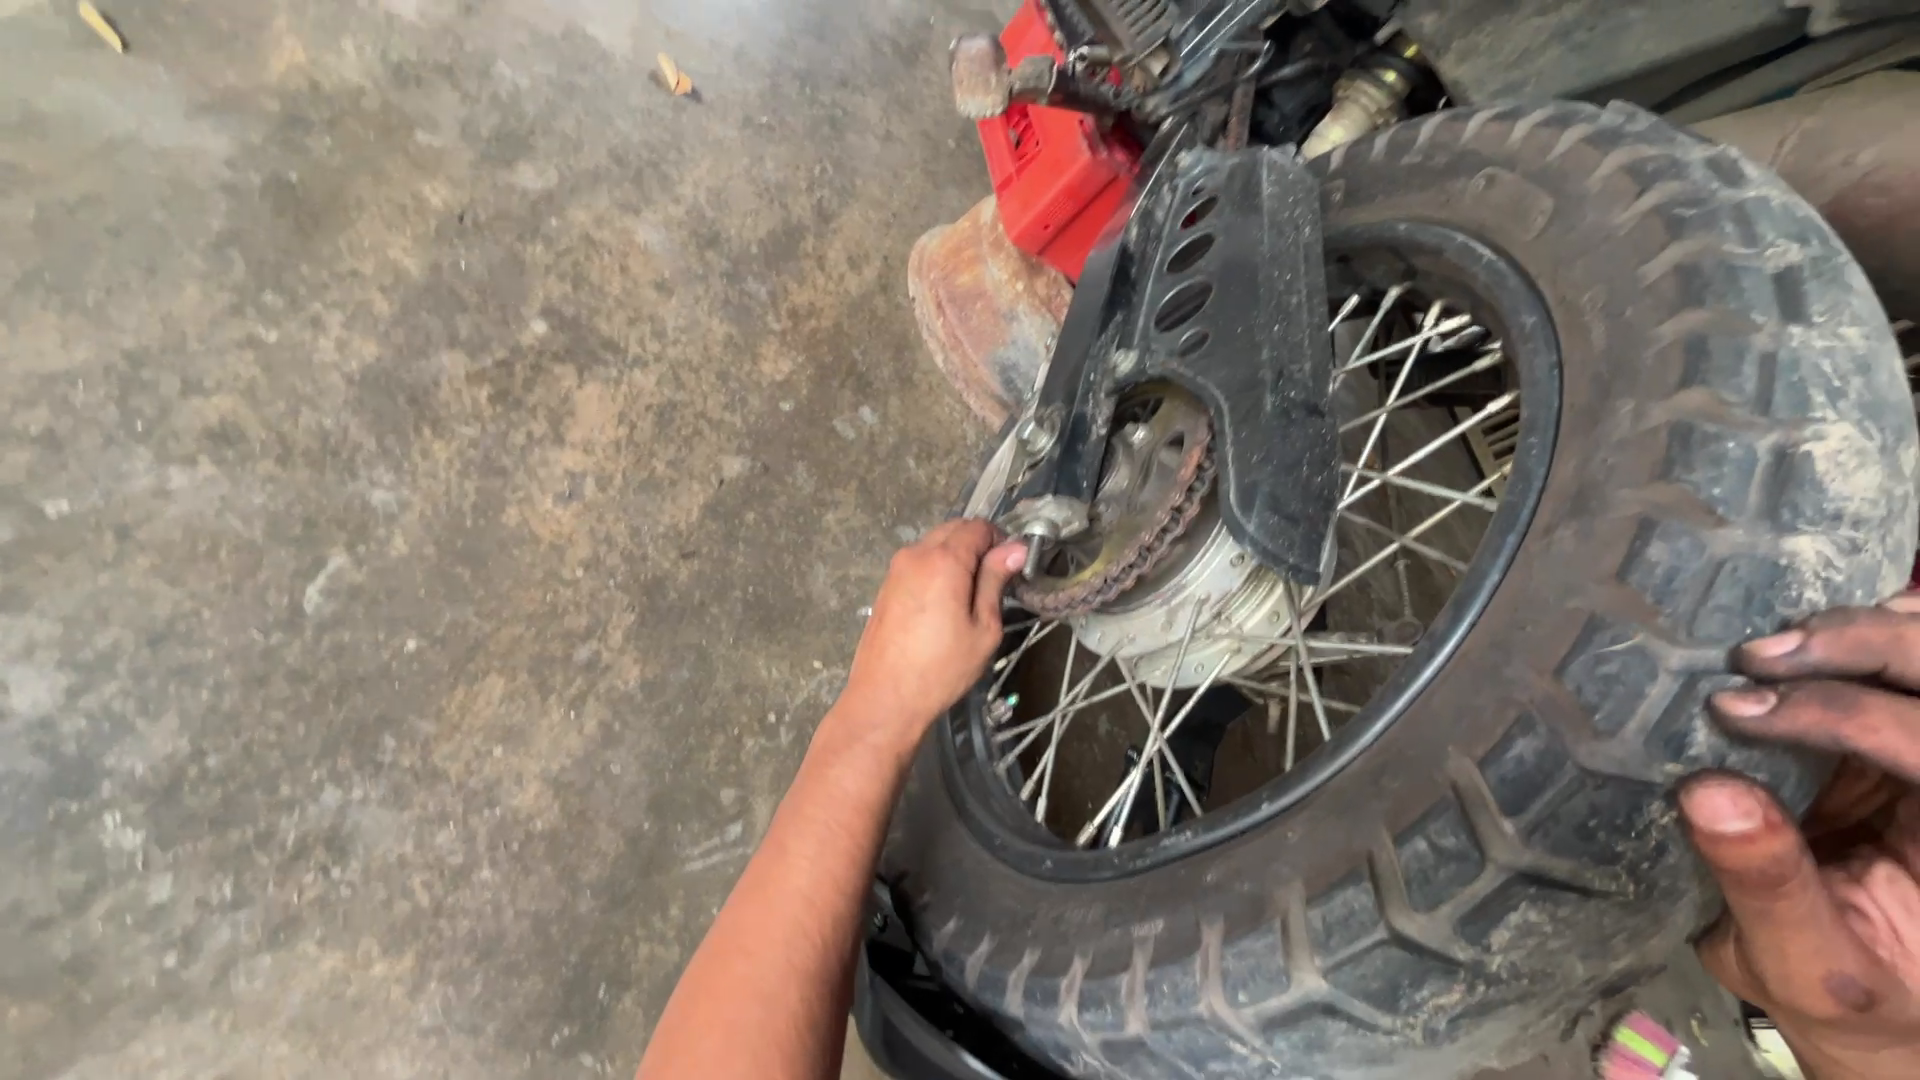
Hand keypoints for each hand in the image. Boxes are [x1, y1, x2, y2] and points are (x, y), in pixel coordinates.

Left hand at [835, 520, 1027, 752]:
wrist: (885, 698)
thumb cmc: (942, 668)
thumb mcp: (983, 627)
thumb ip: (995, 581)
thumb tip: (1015, 548)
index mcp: (943, 560)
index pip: (977, 527)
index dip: (999, 541)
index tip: (1010, 568)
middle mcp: (916, 554)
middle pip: (953, 529)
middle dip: (977, 545)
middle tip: (993, 582)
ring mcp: (896, 569)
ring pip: (934, 544)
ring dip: (955, 556)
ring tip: (969, 596)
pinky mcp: (886, 586)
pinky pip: (918, 562)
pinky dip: (936, 568)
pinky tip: (943, 603)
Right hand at [1681, 598, 1919, 1078]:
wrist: (1869, 1003)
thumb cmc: (1847, 998)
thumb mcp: (1810, 970)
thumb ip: (1768, 888)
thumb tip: (1708, 792)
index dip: (1843, 712)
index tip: (1734, 711)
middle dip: (1864, 645)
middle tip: (1754, 656)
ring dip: (1869, 626)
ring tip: (1766, 642)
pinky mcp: (1896, 741)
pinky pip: (1900, 672)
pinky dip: (1883, 622)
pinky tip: (1824, 616)